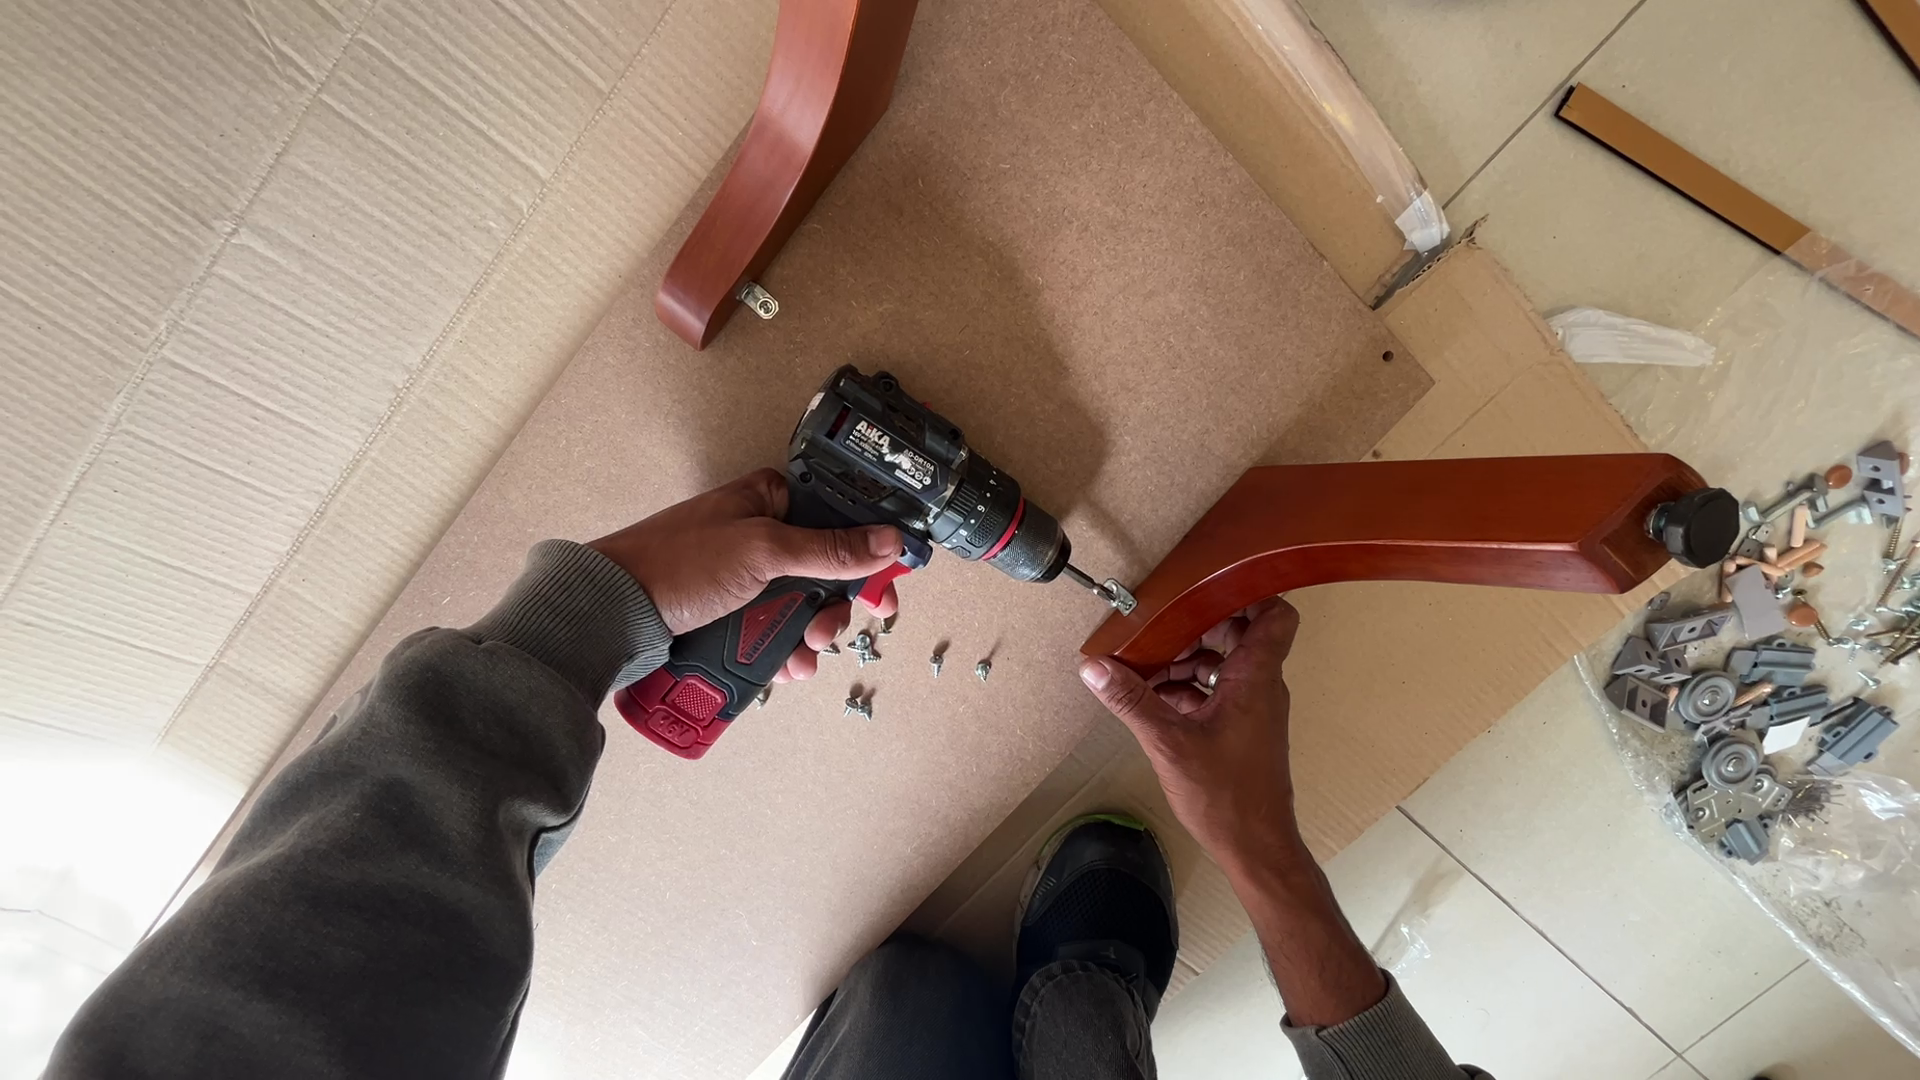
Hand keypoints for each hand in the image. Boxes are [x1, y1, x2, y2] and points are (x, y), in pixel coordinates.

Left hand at [588, 469, 902, 682]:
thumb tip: (891, 540)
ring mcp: (748, 575)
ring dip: (811, 635)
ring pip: (803, 605)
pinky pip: (775, 628)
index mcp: (772, 499)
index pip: (840, 518)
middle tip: (832, 632)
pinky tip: (785, 669)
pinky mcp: (732, 609)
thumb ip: (830, 549)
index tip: (885, 590)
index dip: (869, 553)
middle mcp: (764, 532)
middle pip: (827, 569)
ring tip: (802, 658)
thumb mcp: (763, 551)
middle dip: (834, 607)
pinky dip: (785, 649)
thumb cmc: (681, 564)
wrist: (609, 614)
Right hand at [1077, 598, 1305, 874]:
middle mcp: (1261, 686)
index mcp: (1255, 677)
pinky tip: (1154, 699)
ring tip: (1145, 666)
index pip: (1274, 615)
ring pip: (1224, 663)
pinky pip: (1216, 690)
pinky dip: (1188, 687)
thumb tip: (1093, 666)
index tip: (1206, 585)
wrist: (1255, 848)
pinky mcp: (1241, 728)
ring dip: (1186, 659)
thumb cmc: (1224, 794)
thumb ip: (1130, 700)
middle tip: (1158, 626)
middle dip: (1197, 626)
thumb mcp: (1167, 741)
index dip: (1248, 592)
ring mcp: (1253, 708)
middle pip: (1239, 634)